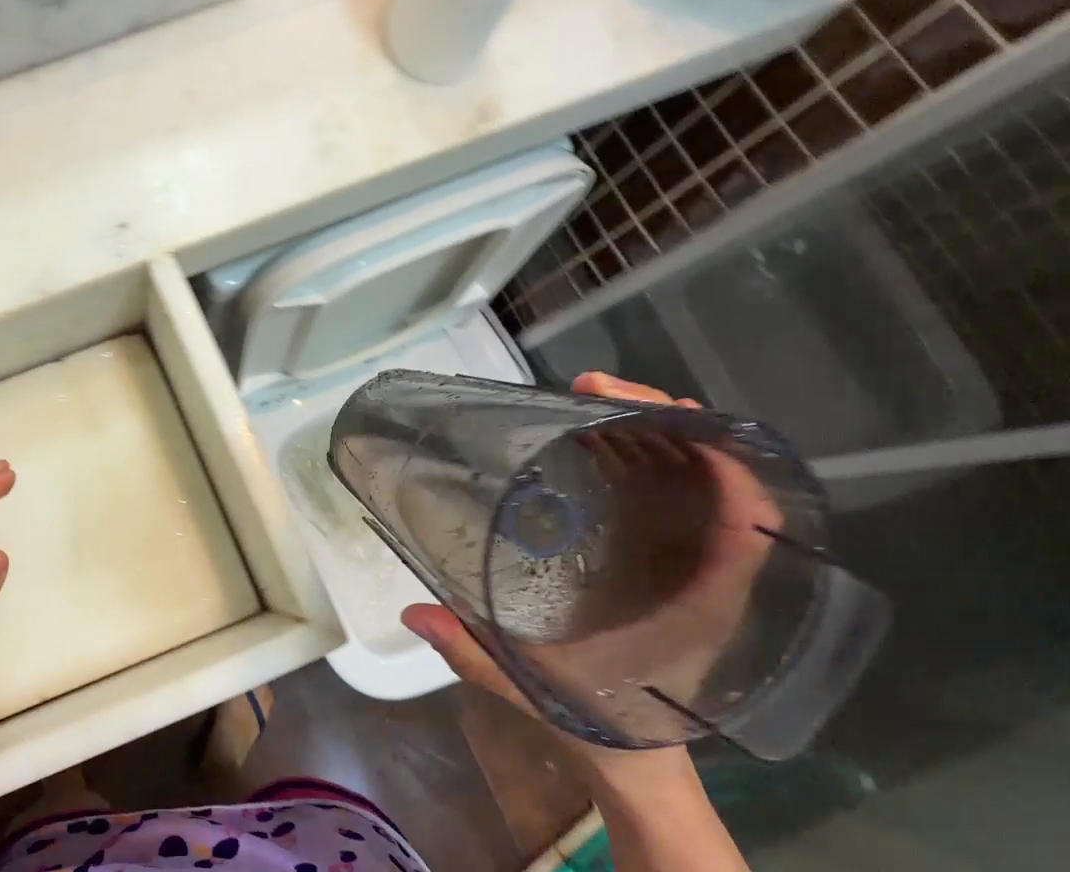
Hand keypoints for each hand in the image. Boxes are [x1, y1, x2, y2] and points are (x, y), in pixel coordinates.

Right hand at [402, 372, 764, 789]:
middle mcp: (713, 571)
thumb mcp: (544, 692)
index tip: (640, 405)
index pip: (743, 502)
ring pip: (691, 477)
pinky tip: (586, 447)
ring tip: (581, 403)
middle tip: (586, 389)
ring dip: (644, 430)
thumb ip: (479, 655)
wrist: (641, 770)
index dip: (707, 441)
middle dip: (658, 416)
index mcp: (711, 599)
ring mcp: (691, 564)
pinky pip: (667, 497)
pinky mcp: (665, 565)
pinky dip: (635, 459)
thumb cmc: (612, 731)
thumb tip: (414, 614)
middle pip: (715, 469)